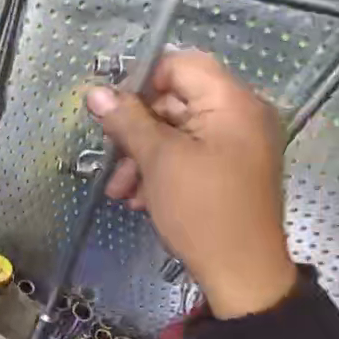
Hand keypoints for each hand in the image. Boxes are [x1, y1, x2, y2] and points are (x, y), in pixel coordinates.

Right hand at [86, 49, 296, 318]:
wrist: (243, 274)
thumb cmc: (202, 210)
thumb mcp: (158, 162)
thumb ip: (127, 121)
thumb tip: (96, 92)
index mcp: (232, 102)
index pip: (181, 65)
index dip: (142, 82)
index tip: (113, 112)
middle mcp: (242, 115)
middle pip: (177, 101)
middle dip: (137, 131)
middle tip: (111, 159)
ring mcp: (239, 145)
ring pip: (178, 133)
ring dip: (143, 157)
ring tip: (121, 190)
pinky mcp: (232, 170)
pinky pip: (191, 155)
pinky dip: (163, 171)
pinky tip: (141, 199)